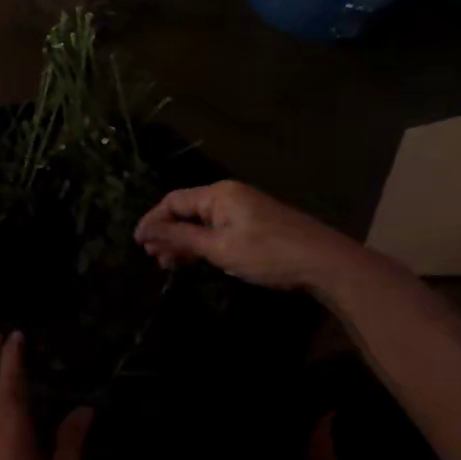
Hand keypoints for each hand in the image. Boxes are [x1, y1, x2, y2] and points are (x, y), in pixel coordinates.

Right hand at [134, 180, 368, 292]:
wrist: (323, 261)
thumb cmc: (268, 254)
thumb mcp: (220, 248)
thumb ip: (181, 239)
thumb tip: (147, 232)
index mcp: (219, 194)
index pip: (173, 201)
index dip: (152, 221)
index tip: (138, 243)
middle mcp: (229, 195)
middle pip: (187, 210)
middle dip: (167, 233)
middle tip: (153, 259)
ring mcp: (243, 209)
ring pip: (202, 222)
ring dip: (184, 241)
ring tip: (169, 264)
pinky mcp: (254, 224)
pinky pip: (218, 229)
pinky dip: (203, 243)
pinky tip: (196, 260)